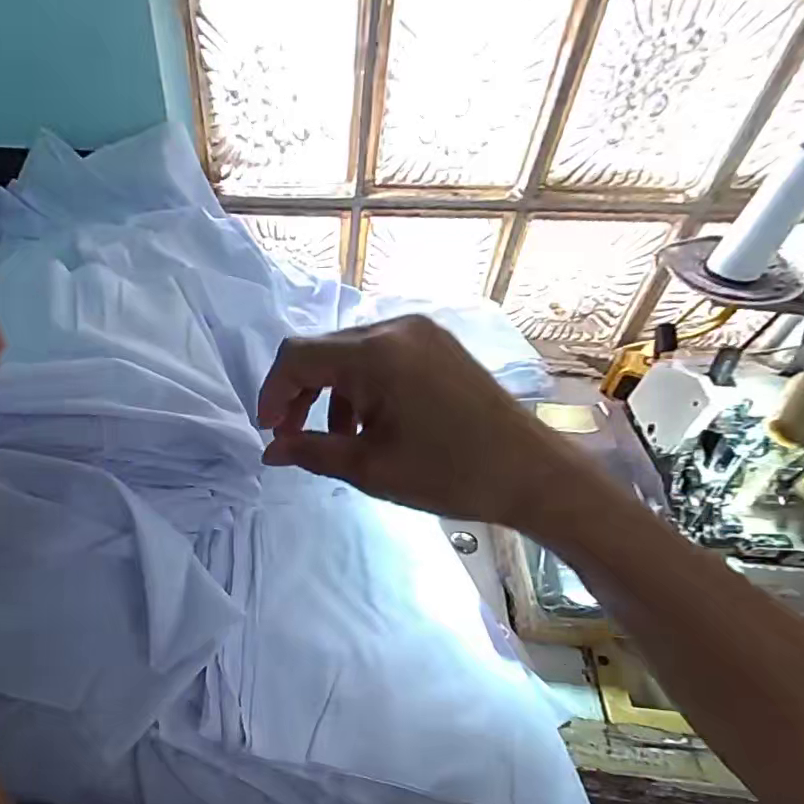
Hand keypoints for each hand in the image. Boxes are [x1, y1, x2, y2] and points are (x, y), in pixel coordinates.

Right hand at [257, 316, 610, 537]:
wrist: (533, 473)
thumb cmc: (449, 474)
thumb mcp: (369, 468)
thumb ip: (310, 451)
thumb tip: (270, 451)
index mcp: (376, 355)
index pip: (297, 357)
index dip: (272, 393)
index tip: (270, 433)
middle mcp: (396, 329)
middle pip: (321, 351)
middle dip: (298, 394)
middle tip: (292, 438)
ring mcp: (421, 332)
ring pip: (349, 354)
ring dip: (329, 394)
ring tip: (335, 439)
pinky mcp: (438, 344)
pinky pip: (381, 357)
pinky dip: (360, 387)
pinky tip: (369, 424)